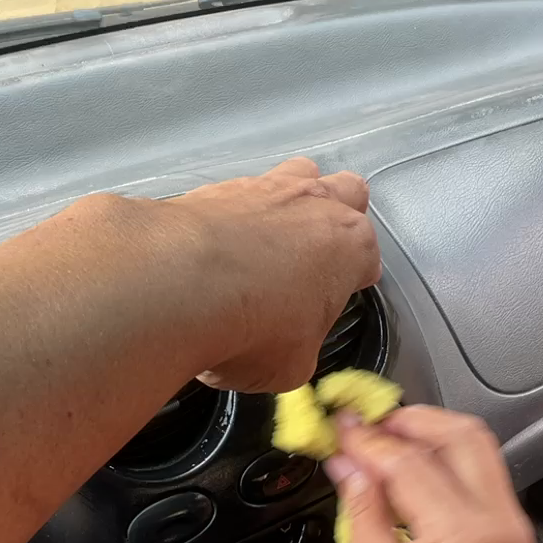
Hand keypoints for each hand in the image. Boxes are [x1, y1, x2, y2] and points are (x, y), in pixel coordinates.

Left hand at [148, 157, 379, 392]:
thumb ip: (299, 349)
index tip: (334, 301)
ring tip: (265, 245)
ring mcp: (262, 189)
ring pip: (294, 175)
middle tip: (311, 258)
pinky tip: (213, 249)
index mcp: (348, 248)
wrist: (177, 288)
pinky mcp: (211, 188)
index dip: (352, 282)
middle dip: (336, 219)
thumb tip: (283, 350)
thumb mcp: (291, 367)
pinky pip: (233, 195)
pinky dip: (230, 218)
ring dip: (288, 204)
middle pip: (346, 194)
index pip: (366, 259)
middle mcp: (313, 205)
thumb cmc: (251, 328)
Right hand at [326, 407, 535, 542]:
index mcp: (456, 537)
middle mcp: (494, 521)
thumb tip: (346, 464)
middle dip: (408, 419)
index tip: (342, 426)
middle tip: (368, 424)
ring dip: (431, 430)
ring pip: (477, 444)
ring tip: (388, 437)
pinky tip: (414, 464)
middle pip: (457, 434)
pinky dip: (447, 455)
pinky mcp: (512, 528)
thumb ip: (362, 510)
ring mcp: (510, 523)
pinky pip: (482, 470)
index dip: (369, 439)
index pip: (407, 462)